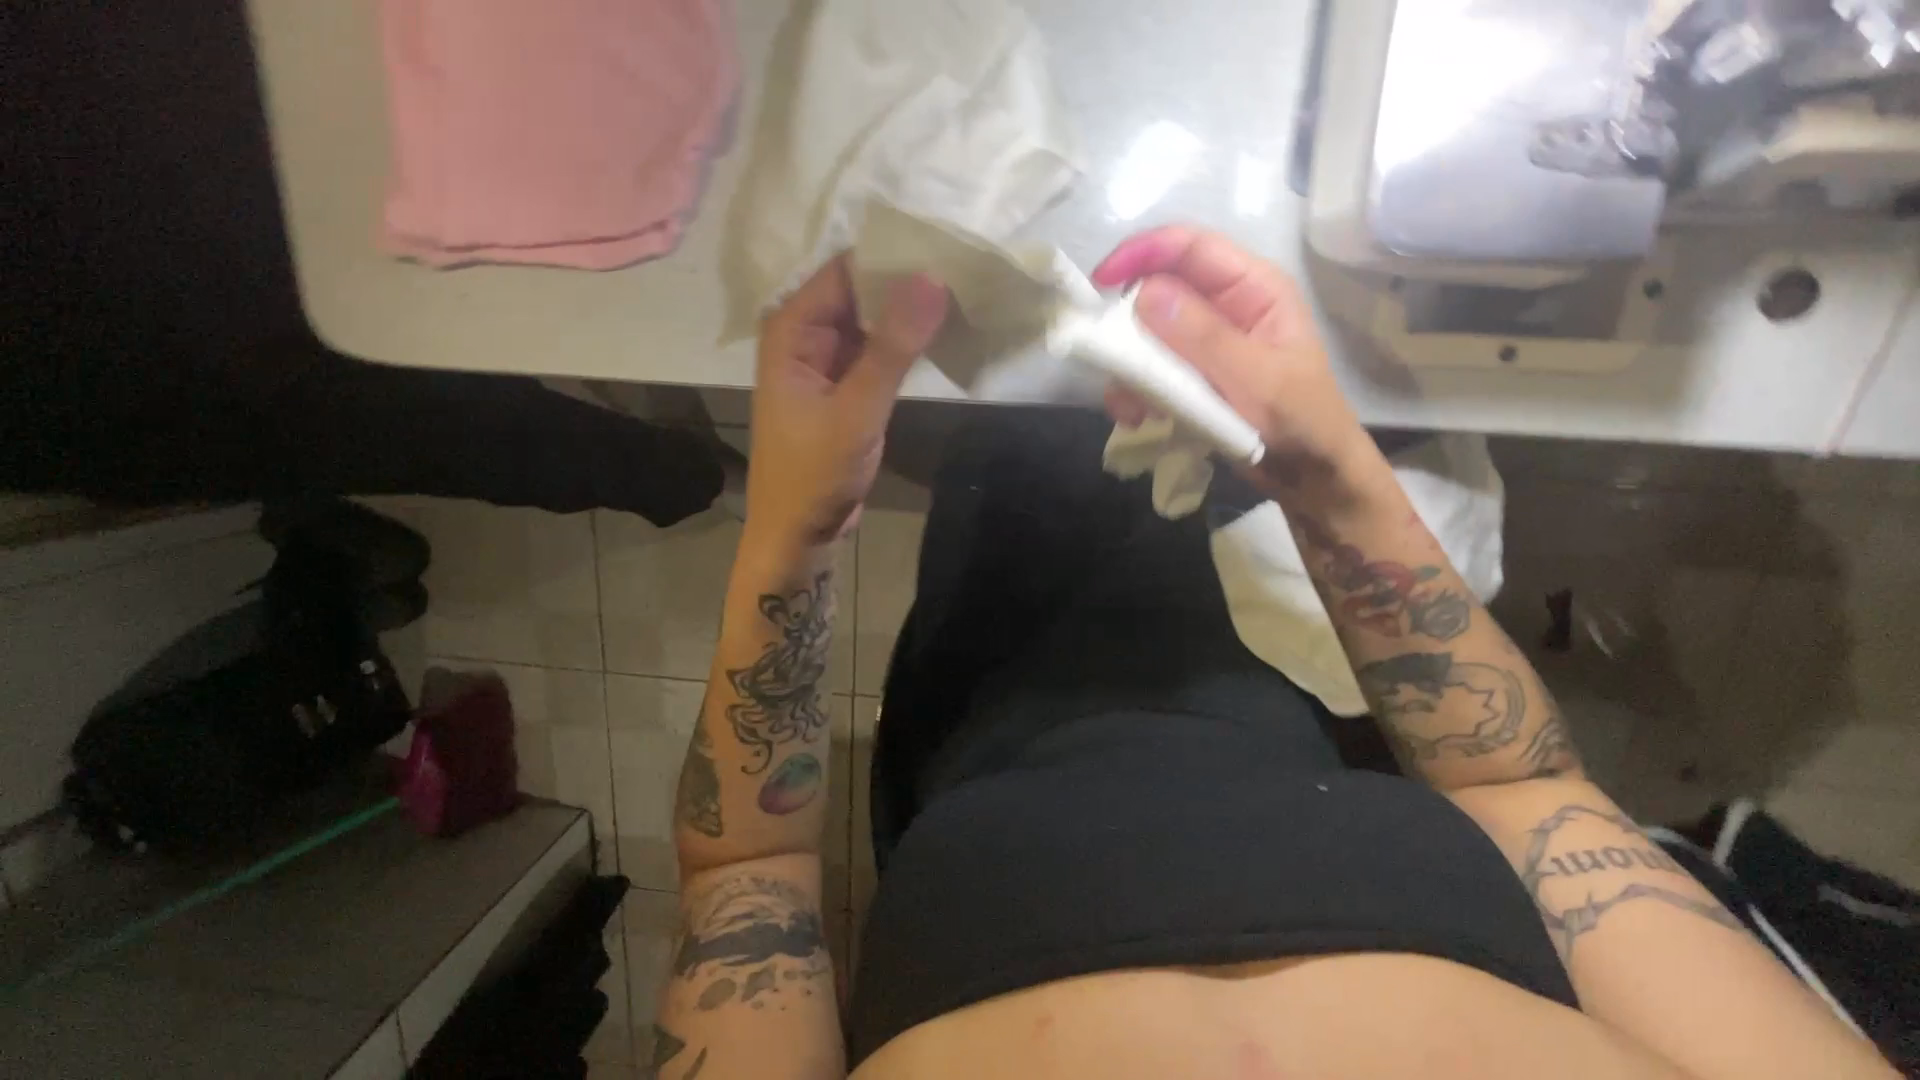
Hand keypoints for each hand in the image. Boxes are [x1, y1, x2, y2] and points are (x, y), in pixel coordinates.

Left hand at [747, 254, 948, 549]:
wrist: (799, 532)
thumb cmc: (813, 474)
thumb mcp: (856, 410)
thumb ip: (893, 347)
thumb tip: (932, 278)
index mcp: (792, 329)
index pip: (845, 270)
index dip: (892, 255)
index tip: (945, 242)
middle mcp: (806, 335)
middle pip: (860, 291)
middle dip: (906, 281)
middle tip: (967, 264)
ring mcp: (827, 360)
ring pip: (873, 320)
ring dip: (910, 312)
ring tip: (965, 288)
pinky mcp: (847, 385)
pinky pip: (878, 350)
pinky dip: (906, 343)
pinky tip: (944, 330)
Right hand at [1092, 226, 1366, 485]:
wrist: (1313, 479)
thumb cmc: (1301, 424)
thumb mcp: (1257, 380)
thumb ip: (1203, 337)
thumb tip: (1144, 293)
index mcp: (1253, 288)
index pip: (1190, 247)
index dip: (1142, 253)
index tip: (1101, 283)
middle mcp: (1226, 306)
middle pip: (1160, 289)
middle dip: (1129, 324)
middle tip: (1110, 360)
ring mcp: (1205, 343)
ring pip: (1147, 334)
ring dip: (1130, 368)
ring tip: (1129, 406)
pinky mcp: (1191, 376)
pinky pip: (1150, 370)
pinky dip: (1136, 392)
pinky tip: (1139, 418)